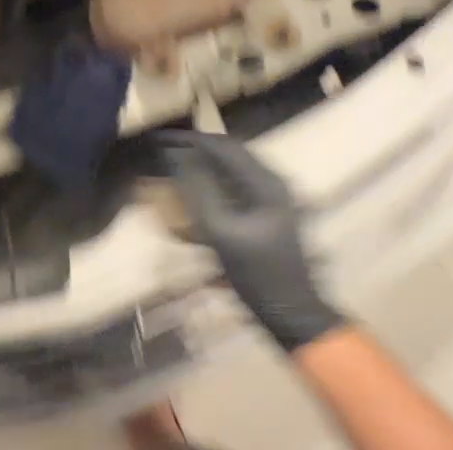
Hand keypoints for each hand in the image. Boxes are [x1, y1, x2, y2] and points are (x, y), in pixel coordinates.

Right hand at [157, 130, 343, 352]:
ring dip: (203, 165)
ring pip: (231, 168)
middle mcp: (272, 181)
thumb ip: (200, 191)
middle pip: (228, 152)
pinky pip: (236, 185)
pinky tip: (195, 194)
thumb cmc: (258, 275)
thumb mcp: (222, 233)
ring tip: (175, 166)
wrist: (293, 313)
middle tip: (164, 149)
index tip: (159, 138)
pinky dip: (213, 183)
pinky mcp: (267, 211)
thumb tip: (179, 158)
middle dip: (195, 149)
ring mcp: (273, 196)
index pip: (222, 146)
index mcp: (266, 182)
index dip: (189, 140)